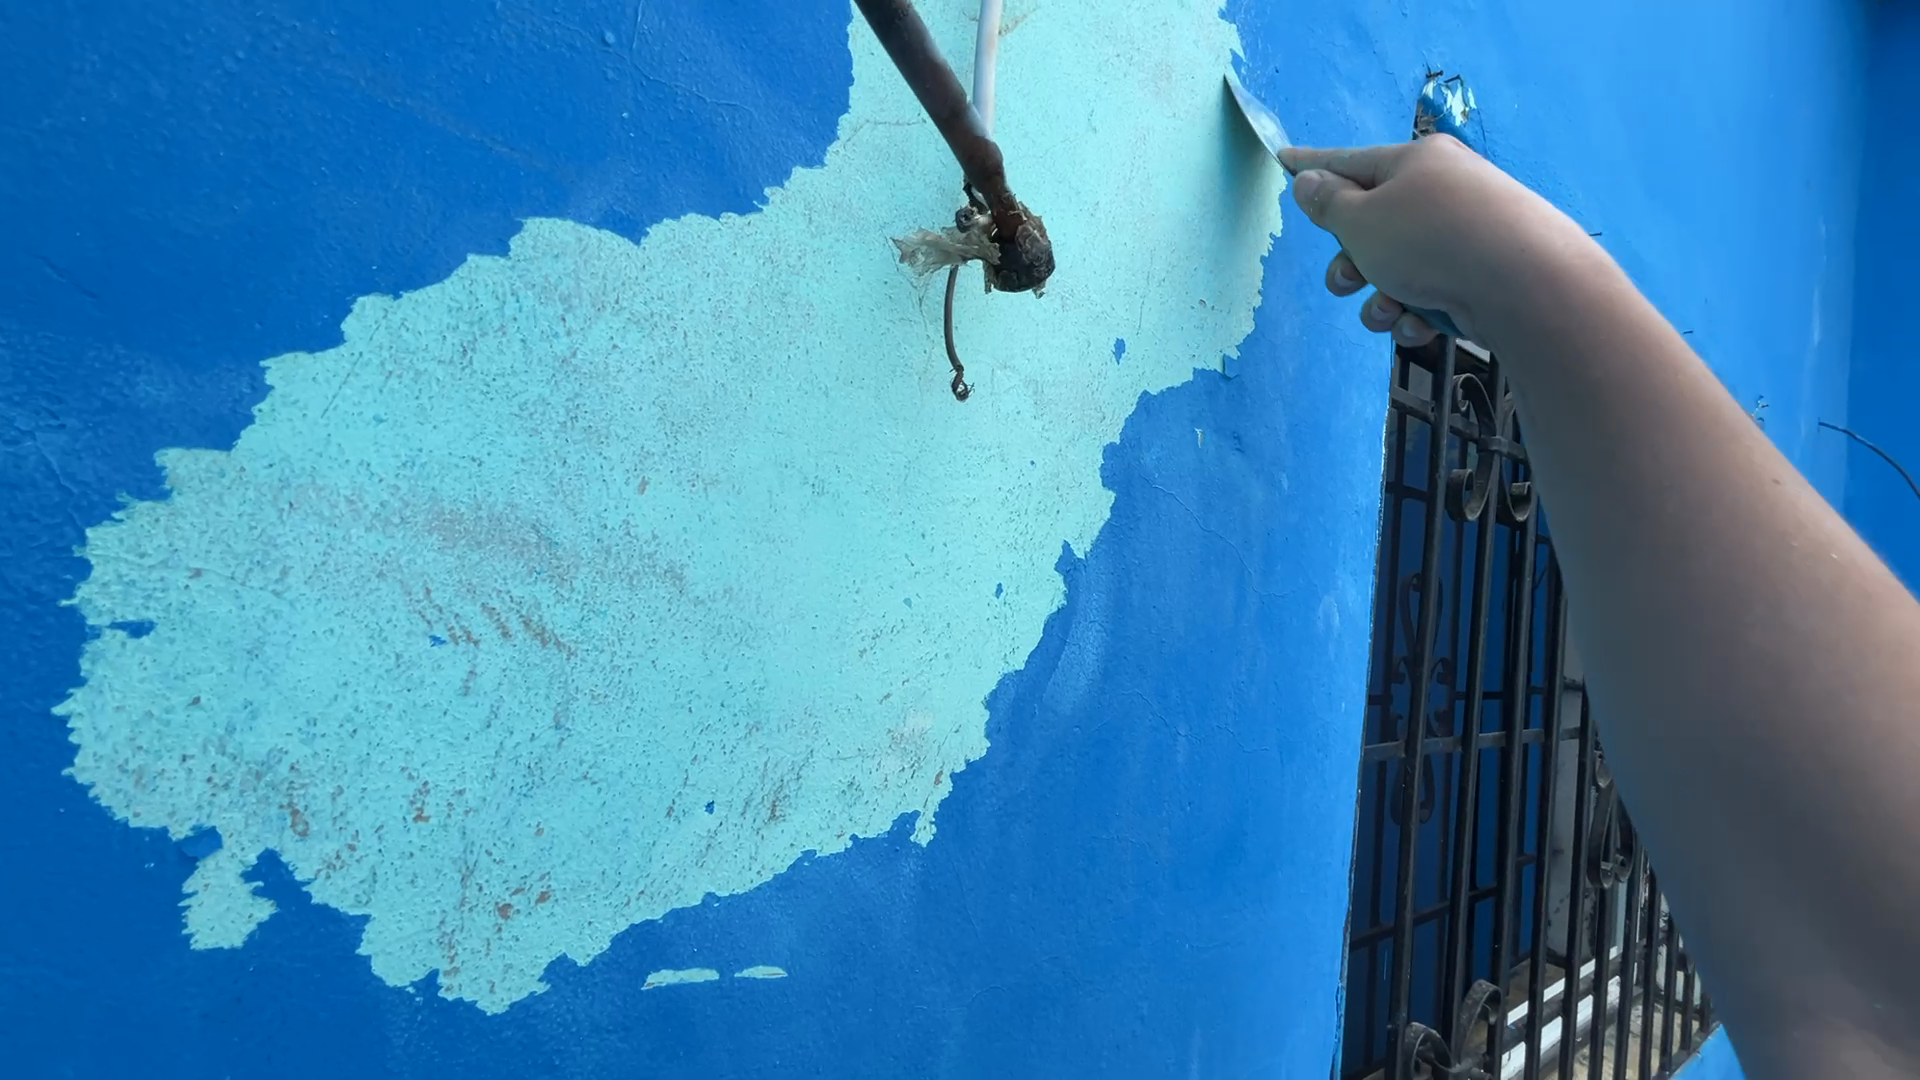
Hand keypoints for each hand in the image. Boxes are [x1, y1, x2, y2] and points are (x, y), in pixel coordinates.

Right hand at [1280, 136, 1591, 349]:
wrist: (1521, 282)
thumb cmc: (1429, 240)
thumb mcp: (1361, 221)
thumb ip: (1327, 203)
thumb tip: (1309, 180)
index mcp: (1412, 164)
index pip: (1346, 162)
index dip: (1310, 166)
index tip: (1283, 159)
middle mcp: (1436, 192)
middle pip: (1366, 227)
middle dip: (1348, 264)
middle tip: (1350, 280)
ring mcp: (1457, 234)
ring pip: (1389, 270)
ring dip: (1377, 298)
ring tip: (1390, 308)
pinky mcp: (1472, 273)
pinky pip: (1419, 294)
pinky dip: (1410, 313)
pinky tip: (1420, 321)